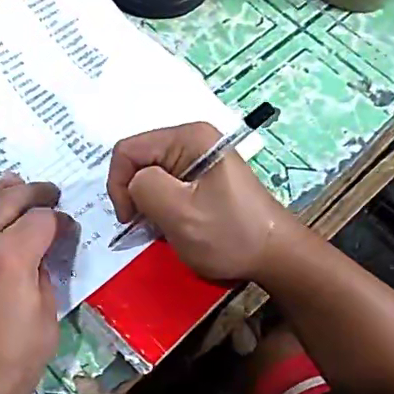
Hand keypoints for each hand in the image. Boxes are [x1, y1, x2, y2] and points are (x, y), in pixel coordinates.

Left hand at [0, 176, 64, 393]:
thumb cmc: (0, 370)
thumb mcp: (44, 331)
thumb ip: (46, 288)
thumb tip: (38, 269)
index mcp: (12, 256)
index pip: (43, 219)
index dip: (63, 221)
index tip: (73, 233)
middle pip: (9, 199)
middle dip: (35, 192)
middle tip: (53, 193)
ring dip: (2, 191)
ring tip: (18, 184)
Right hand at [106, 122, 307, 283]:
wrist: (275, 255)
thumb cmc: (229, 235)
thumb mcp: (179, 213)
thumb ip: (144, 188)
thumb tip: (134, 184)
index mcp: (188, 137)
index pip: (127, 151)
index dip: (119, 185)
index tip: (130, 219)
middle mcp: (193, 140)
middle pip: (139, 162)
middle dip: (136, 195)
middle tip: (149, 227)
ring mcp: (200, 160)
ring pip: (152, 177)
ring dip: (150, 206)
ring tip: (166, 229)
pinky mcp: (205, 179)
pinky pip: (169, 188)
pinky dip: (165, 209)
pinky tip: (178, 227)